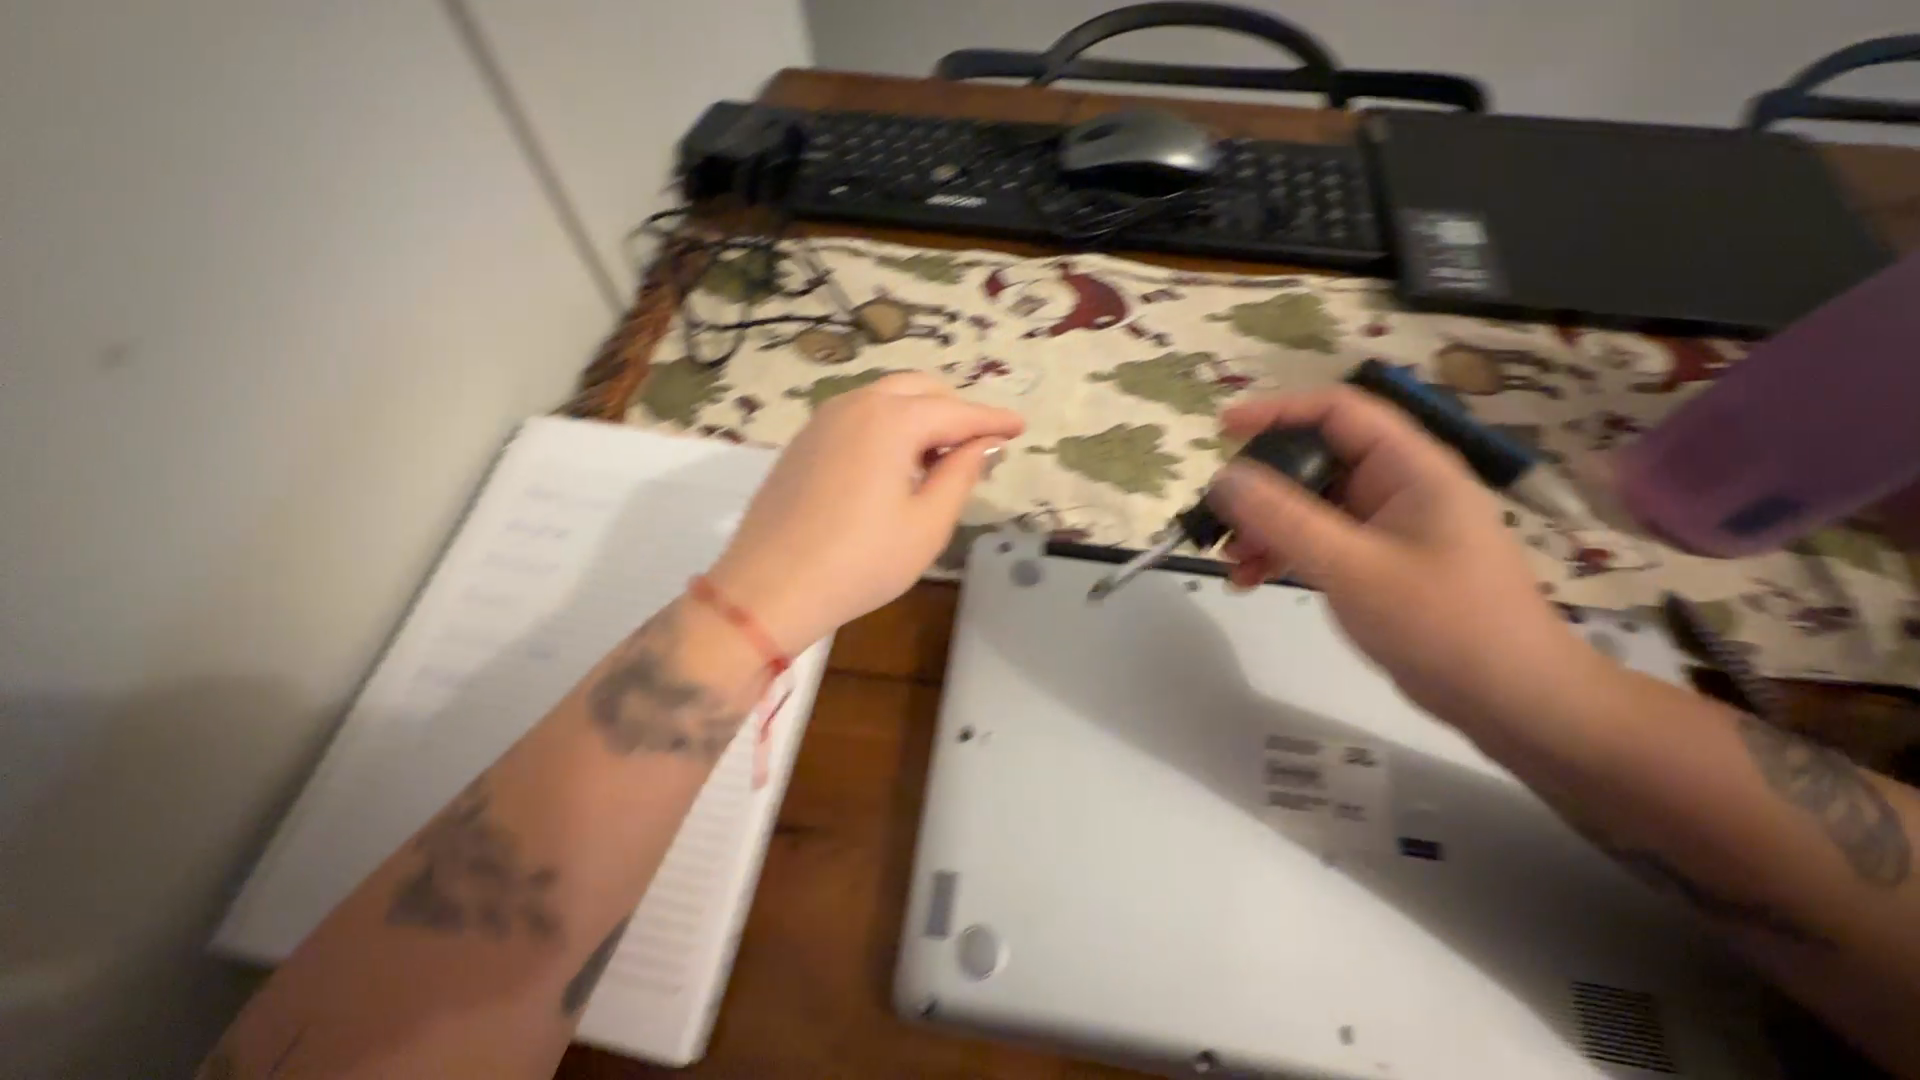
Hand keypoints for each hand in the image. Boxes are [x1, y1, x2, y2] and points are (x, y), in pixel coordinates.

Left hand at [708, 373, 1024, 651]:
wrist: (768, 588)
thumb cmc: (859, 562)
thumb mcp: (926, 525)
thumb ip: (960, 476)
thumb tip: (981, 445)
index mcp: (892, 419)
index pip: (956, 411)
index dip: (992, 420)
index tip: (1020, 426)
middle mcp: (856, 404)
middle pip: (919, 389)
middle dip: (955, 410)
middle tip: (979, 445)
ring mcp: (823, 420)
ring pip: (885, 398)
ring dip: (920, 416)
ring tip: (939, 459)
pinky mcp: (803, 441)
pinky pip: (858, 416)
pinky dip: (887, 426)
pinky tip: (894, 466)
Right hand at [1207, 387, 1597, 725]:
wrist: (1511, 699)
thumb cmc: (1443, 622)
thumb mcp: (1354, 567)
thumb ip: (1285, 520)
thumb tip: (1223, 477)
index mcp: (1411, 467)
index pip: (1339, 411)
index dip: (1278, 410)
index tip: (1223, 430)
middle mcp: (1400, 488)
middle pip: (1318, 460)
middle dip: (1263, 485)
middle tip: (1220, 516)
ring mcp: (1390, 528)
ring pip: (1313, 506)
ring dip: (1267, 526)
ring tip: (1230, 559)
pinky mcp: (1380, 565)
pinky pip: (1321, 543)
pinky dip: (1285, 554)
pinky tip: (1251, 580)